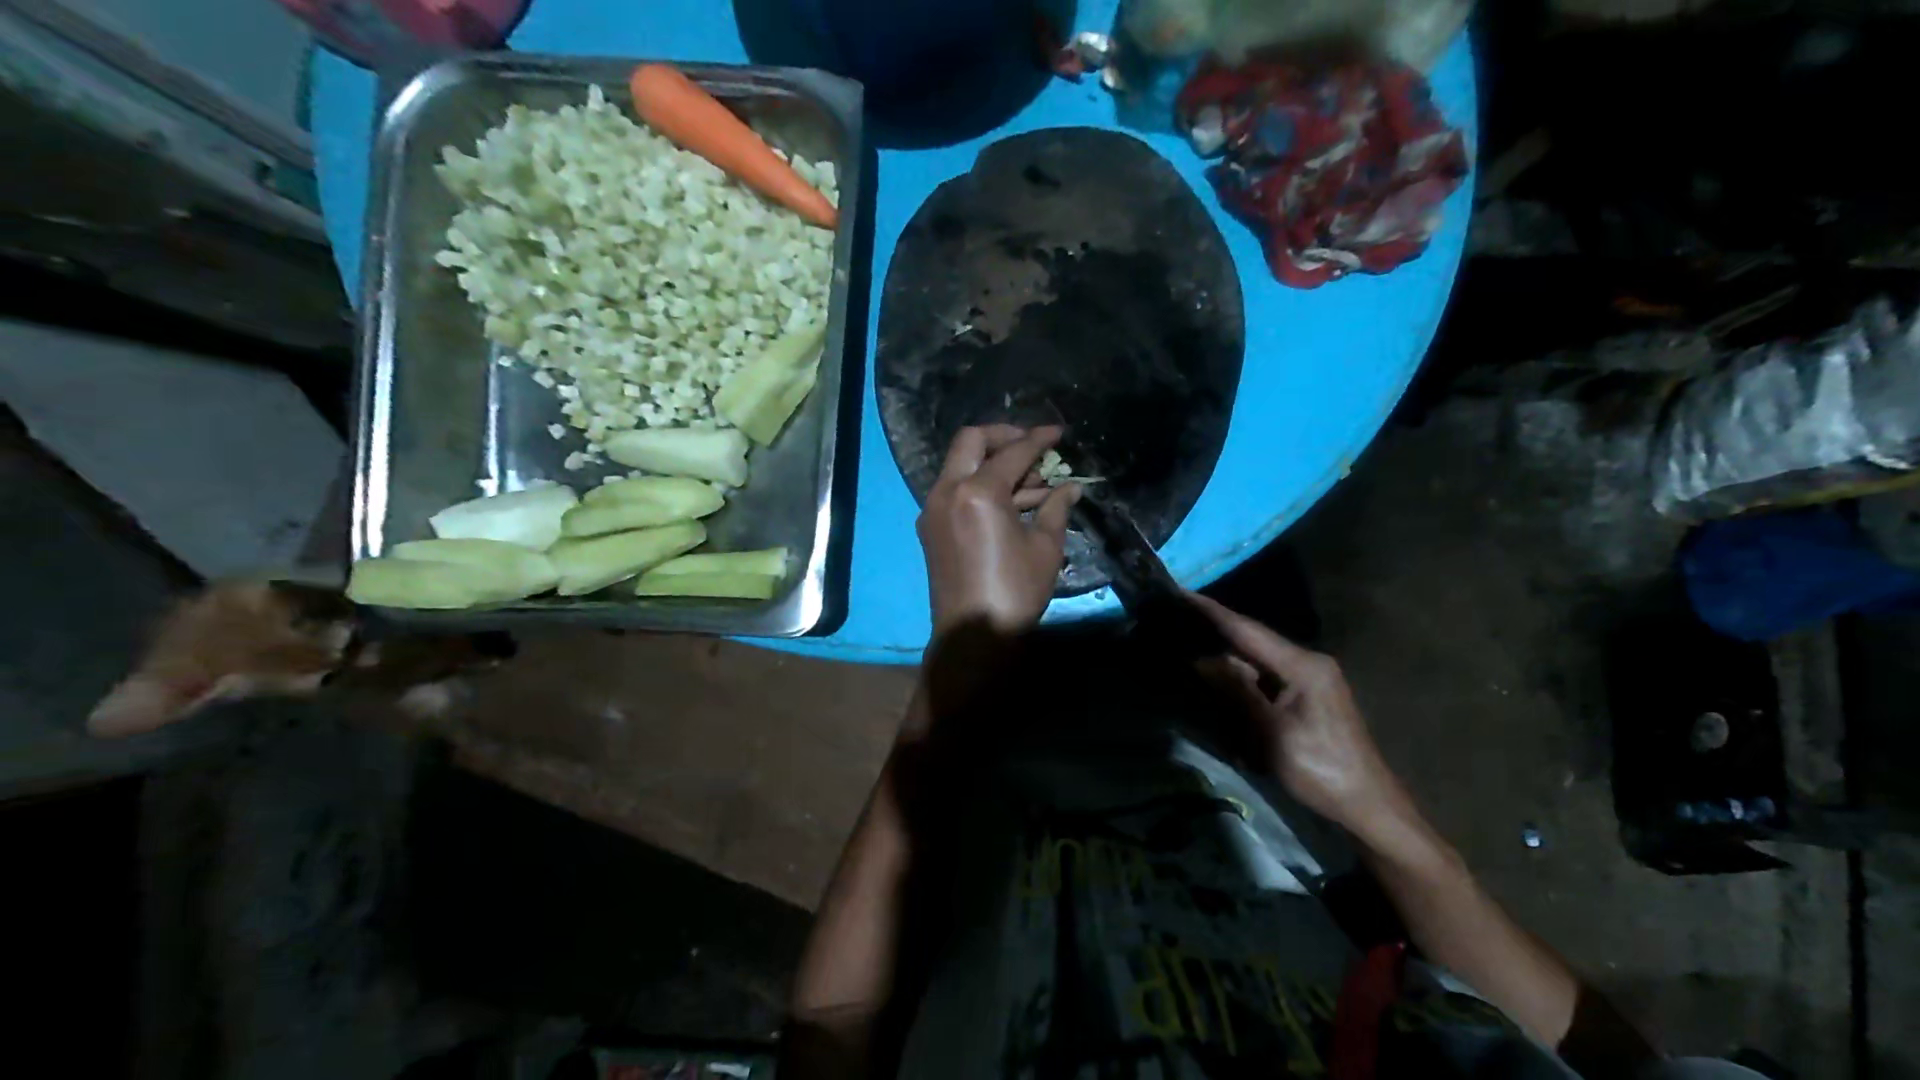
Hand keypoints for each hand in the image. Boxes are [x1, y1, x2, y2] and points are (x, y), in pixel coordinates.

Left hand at [917, 425, 1080, 635]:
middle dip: (1004, 437)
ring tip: (1033, 483)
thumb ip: (1055, 508)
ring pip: (961, 466)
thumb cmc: (1015, 591)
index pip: (1012, 452)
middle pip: (971, 442)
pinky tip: (1012, 502)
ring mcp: (933, 509)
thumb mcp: (1045, 548)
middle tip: (1032, 448)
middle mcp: (947, 491)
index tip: (1058, 432)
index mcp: (977, 492)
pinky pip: (955, 491)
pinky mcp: (930, 527)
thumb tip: (1071, 487)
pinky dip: (980, 486)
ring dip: (993, 464)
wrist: (972, 636)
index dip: (1039, 439)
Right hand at [1189, 594, 1414, 839]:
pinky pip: (1267, 674)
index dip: (1212, 612)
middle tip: (1176, 617)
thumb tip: (1204, 659)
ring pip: (1259, 657)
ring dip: (1227, 652)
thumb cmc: (1320, 768)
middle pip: (1253, 639)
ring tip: (1190, 640)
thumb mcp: (1272, 731)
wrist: (1367, 804)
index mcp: (1304, 665)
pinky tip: (1220, 671)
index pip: (1248, 631)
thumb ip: (1239, 690)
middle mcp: (1309, 662)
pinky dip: (1242, 672)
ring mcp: (1311, 678)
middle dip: (1216, 628)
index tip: (1181, 593)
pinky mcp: (1308, 694)